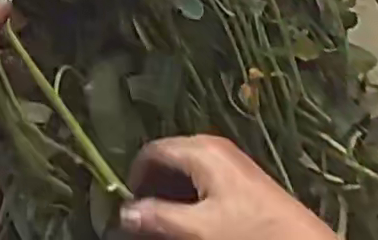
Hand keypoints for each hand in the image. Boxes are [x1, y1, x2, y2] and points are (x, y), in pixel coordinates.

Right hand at [119, 136, 335, 239]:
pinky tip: (196, 225)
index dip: (135, 179)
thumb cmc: (254, 238)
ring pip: (188, 174)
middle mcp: (213, 147)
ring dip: (174, 198)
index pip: (152, 152)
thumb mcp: (202, 232)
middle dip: (155, 189)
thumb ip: (159, 218)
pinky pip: (207, 183)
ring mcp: (233, 164)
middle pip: (169, 160)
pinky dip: (194, 201)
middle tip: (147, 220)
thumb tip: (123, 211)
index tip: (128, 209)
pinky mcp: (247, 184)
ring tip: (170, 225)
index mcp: (200, 149)